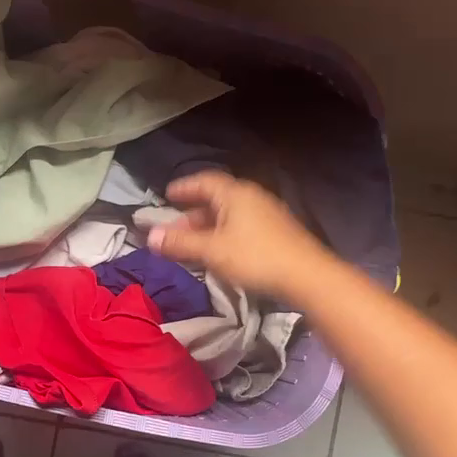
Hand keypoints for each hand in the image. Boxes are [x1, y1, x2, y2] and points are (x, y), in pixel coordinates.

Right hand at [147, 171, 335, 300]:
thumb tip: (149, 236)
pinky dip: (224, 233)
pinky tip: (219, 251)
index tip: (166, 195)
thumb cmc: (255, 257)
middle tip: (174, 228)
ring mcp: (267, 213)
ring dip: (208, 226)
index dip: (184, 187)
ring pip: (229, 214)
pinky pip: (242, 225)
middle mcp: (251, 197)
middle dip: (192, 213)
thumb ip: (180, 243)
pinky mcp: (276, 231)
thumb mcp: (212, 251)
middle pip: (216, 199)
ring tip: (193, 243)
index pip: (204, 181)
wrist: (306, 275)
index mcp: (234, 194)